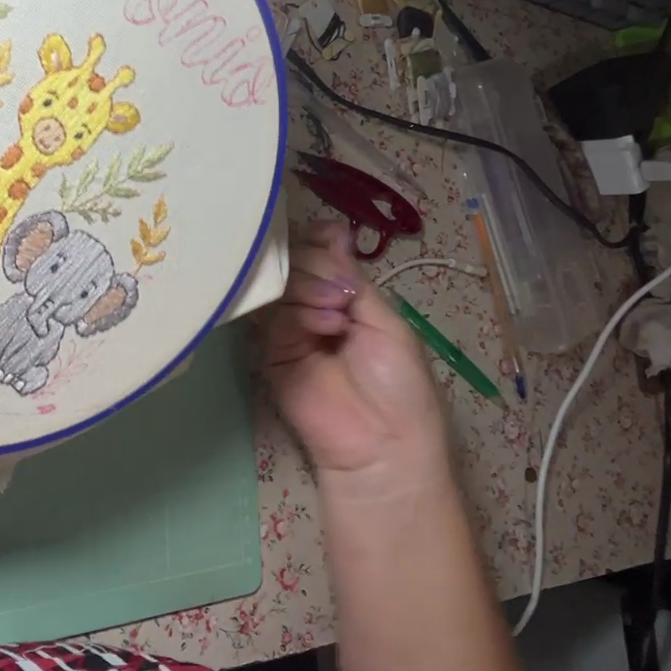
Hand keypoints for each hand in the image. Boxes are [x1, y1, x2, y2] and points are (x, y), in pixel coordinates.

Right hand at [263, 220, 448, 497]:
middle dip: (318, 268)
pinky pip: (271, 313)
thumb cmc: (400, 384)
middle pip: (297, 262)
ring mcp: (289, 326)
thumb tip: (332, 229)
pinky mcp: (270, 348)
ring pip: (282, 283)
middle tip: (342, 297)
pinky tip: (321, 327)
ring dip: (310, 291)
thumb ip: (352, 278)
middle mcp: (313, 304)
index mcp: (346, 295)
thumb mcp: (387, 321)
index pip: (320, 252)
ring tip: (337, 320)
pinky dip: (297, 312)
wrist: (382, 442)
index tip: (328, 240)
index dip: (319, 242)